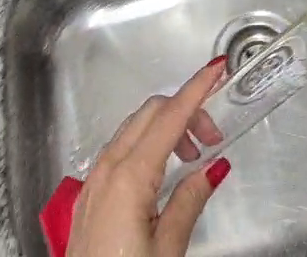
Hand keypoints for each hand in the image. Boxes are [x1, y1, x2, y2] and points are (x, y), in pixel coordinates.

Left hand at [67, 58, 231, 256]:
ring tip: (194, 157)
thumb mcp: (169, 250)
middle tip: (215, 138)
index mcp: (130, 176)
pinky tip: (163, 171)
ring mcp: (94, 180)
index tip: (217, 68)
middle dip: (186, 111)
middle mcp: (107, 168)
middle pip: (151, 113)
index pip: (169, 116)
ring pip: (134, 129)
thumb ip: (190, 202)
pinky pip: (120, 150)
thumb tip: (215, 166)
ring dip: (166, 128)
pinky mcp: (89, 195)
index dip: (196, 89)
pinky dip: (147, 144)